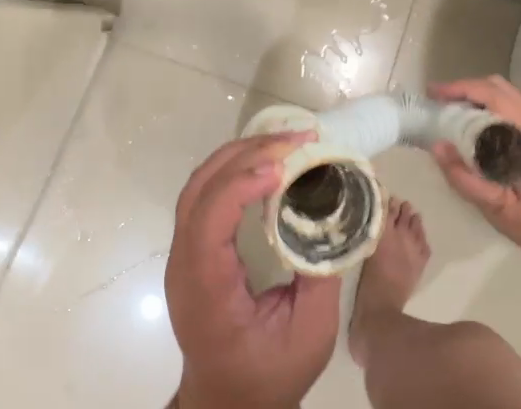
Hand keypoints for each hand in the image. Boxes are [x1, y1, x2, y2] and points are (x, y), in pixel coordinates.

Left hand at [166, 132, 340, 408]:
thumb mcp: (309, 335)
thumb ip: (321, 275)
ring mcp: (184, 254)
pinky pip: (206, 195)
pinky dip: (234, 169)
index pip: (209, 219)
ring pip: (199, 184)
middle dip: (247, 153)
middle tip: (298, 137)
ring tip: (286, 141)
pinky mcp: (194, 249)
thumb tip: (336, 216)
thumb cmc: (268, 375)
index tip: (283, 167)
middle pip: (200, 188)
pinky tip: (267, 162)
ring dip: (240, 154)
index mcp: (206, 287)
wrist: (229, 402)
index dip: (241, 183)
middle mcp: (185, 263)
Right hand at [430, 76, 520, 263]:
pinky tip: (473, 127)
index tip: (433, 94)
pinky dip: (488, 106)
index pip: (491, 95)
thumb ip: (465, 178)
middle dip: (465, 88)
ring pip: (506, 94)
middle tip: (439, 103)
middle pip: (498, 87)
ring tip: (452, 112)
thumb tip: (437, 146)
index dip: (459, 88)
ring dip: (477, 96)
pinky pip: (510, 108)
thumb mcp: (495, 206)